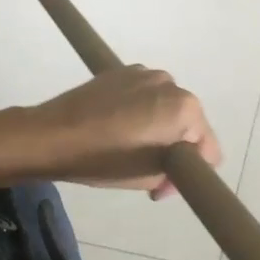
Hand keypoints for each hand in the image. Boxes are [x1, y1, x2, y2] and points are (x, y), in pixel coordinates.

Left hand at [0, 66, 221, 200]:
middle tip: (149, 174)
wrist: (52, 134)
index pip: (207, 148)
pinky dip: (138, 113)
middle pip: (187, 124)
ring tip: (132, 152)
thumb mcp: (152, 174)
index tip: (161, 188)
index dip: (190, 173)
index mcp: (184, 107)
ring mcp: (140, 72)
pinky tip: (118, 130)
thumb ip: (178, 168)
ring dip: (156, 129)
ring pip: (164, 108)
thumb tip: (175, 164)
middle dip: (173, 149)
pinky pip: (142, 96)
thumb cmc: (105, 158)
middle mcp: (168, 82)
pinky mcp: (117, 71)